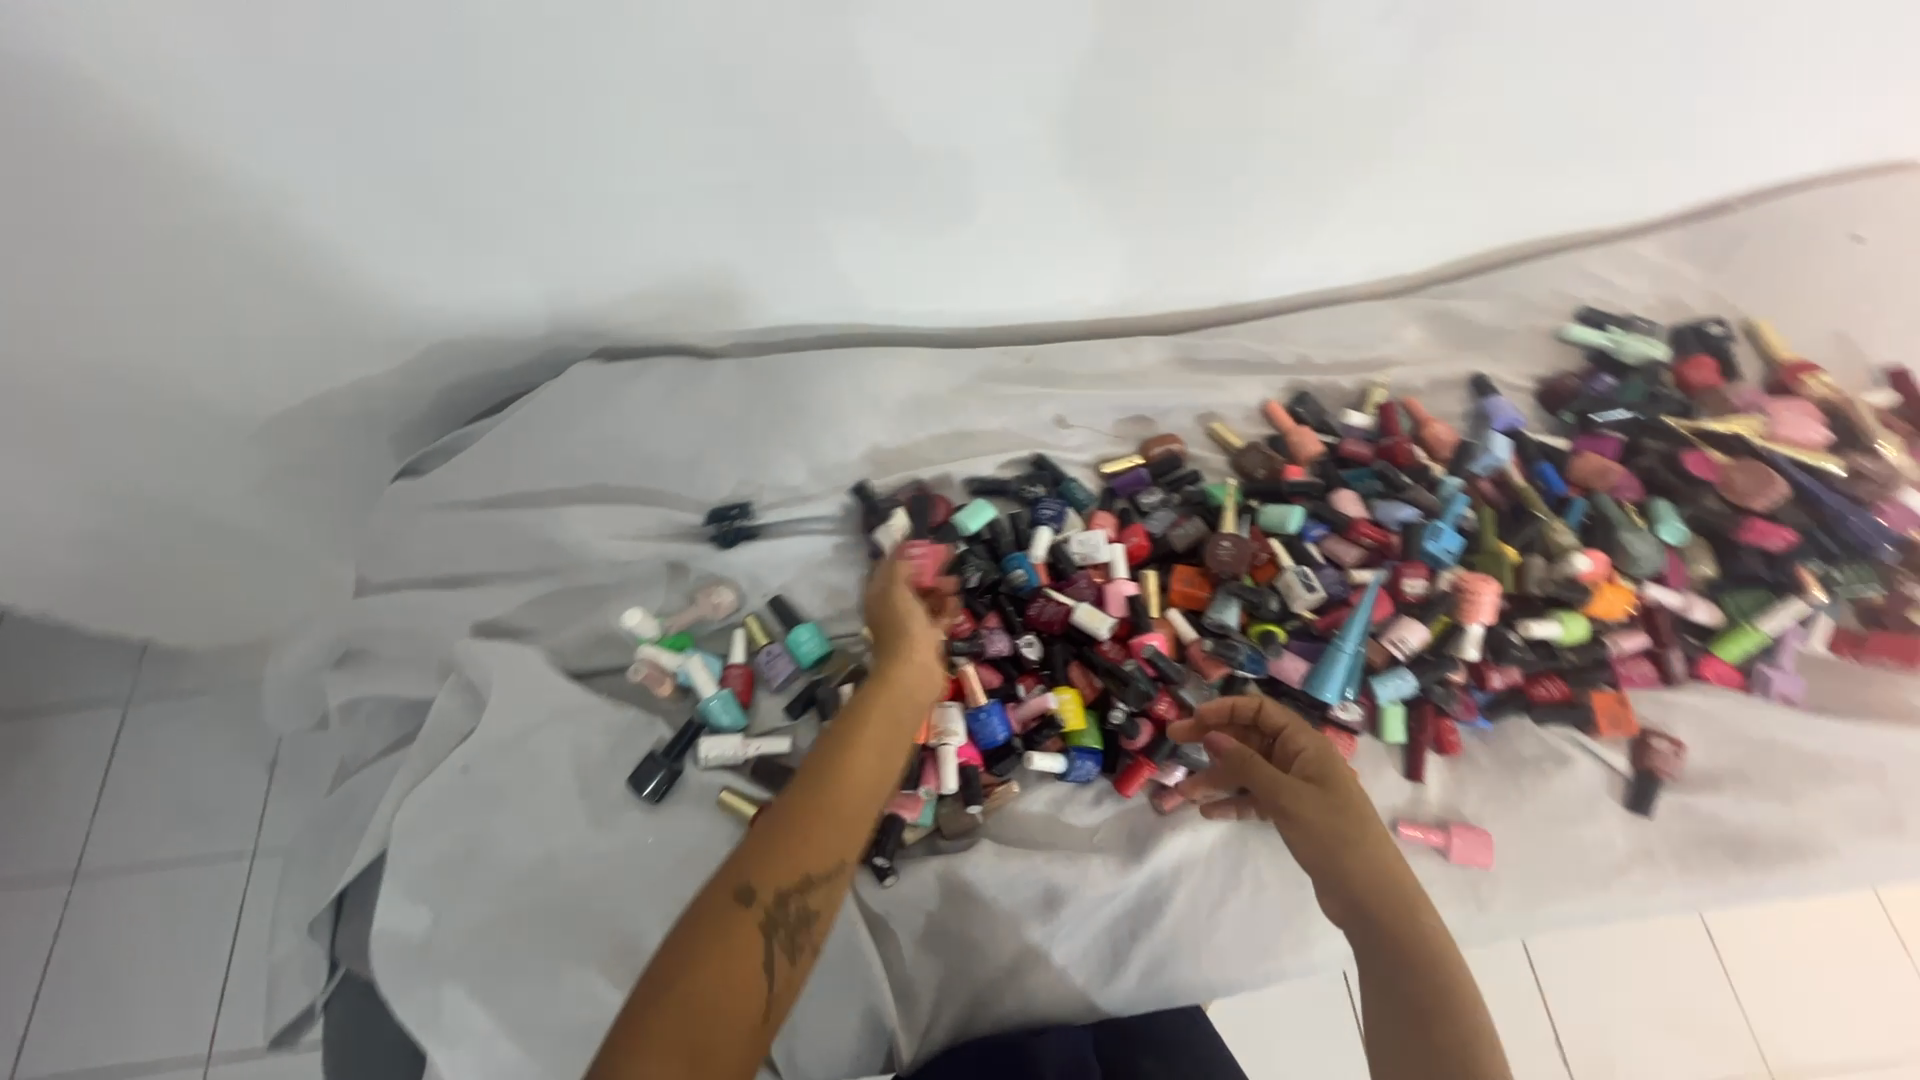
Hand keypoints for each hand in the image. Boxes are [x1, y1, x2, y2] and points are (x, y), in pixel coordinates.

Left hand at [862, 554, 957, 704]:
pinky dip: (947, 609)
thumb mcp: (896, 589)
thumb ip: (900, 566)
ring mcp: (910, 624)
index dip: (904, 552)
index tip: (924, 542)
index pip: (888, 567)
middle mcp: (892, 608)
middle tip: (948, 559)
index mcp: (879, 595)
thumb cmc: (902, 627)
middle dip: (928, 570)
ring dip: (941, 589)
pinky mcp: (928, 638)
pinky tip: (955, 603)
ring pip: (927, 599)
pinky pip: (939, 617)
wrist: (914, 672)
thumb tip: (906, 550)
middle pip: (911, 582)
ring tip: (954, 584)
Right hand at [1169, 695, 1418, 931]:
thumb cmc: (1333, 836)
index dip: (1225, 709)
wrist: (1371, 896)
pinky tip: (1209, 812)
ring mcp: (1297, 788)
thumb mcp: (1285, 797)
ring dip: (1217, 778)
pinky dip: (1234, 802)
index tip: (1193, 719)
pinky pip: (1256, 798)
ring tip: (1184, 793)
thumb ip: (1245, 764)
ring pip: (1249, 771)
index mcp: (1306, 744)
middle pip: (1250, 738)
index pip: (1261, 710)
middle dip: (1213, 741)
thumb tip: (1211, 736)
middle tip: (1176, 741)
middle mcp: (1300, 759)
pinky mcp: (1294, 815)